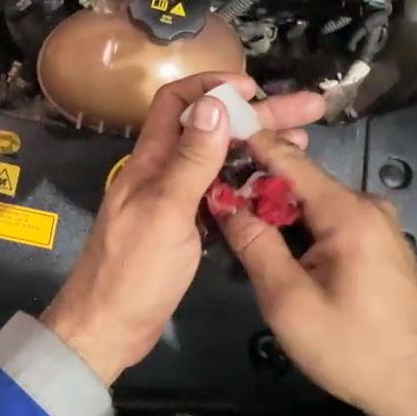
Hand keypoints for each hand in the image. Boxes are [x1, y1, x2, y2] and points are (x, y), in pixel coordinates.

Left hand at [41, 74, 323, 385]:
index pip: (177, 103)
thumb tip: (214, 105)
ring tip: (304, 141)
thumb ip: (190, 161)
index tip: (253, 87)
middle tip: (308, 109)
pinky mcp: (185, 226)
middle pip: (209, 129)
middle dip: (256, 115)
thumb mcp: (166, 211)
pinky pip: (219, 191)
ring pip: (218, 160)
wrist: (108, 327)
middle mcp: (162, 171)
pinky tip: (276, 181)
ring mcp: (174, 199)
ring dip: (257, 146)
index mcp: (150, 160)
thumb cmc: (133, 270)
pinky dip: (247, 180)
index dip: (212, 87)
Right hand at [218, 131, 416, 415]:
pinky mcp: (380, 243)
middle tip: (216, 206)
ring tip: (240, 232)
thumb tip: (222, 199)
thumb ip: (253, 243)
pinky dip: (300, 229)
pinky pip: (330, 221)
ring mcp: (378, 224)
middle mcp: (367, 205)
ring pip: (312, 203)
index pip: (287, 158)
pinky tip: (278, 252)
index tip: (210, 145)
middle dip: (257, 190)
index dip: (247, 147)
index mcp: (347, 211)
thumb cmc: (352, 348)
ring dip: (277, 214)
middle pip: (299, 180)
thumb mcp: (287, 300)